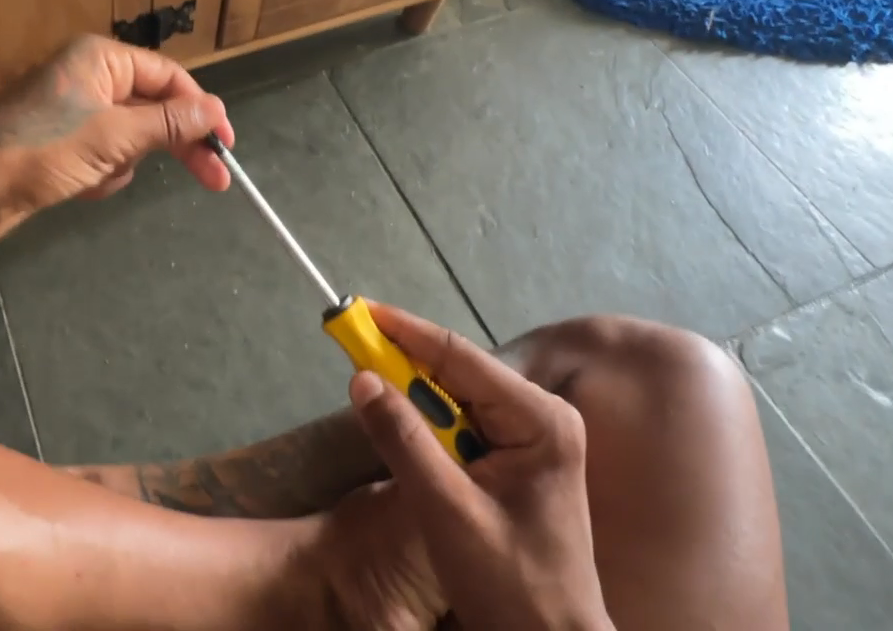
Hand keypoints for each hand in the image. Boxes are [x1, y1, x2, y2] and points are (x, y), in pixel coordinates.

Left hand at [0, 34, 232, 238]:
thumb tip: (217, 111)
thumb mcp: (115, 137)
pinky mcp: (63, 142)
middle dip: (176, 145)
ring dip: (123, 163)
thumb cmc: (43, 151)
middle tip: (216, 179)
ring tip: (95, 176)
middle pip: (154, 108)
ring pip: (131, 138)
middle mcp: (89, 77)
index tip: (226, 143)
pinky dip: (101, 175)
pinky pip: (105, 156)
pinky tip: (78, 186)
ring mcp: (75, 111)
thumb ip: (170, 124)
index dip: (202, 109)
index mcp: (100, 59)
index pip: (168, 77)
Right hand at [348, 304, 611, 630]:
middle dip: (402, 358)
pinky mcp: (514, 455)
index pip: (459, 357)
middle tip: (351, 342)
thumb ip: (403, 440)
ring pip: (454, 393)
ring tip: (366, 371)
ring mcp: (529, 434)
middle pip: (456, 370)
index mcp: (540, 419)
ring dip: (409, 388)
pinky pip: (458, 419)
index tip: (358, 310)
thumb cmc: (509, 583)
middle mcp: (540, 414)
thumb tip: (360, 378)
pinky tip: (396, 414)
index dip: (404, 331)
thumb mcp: (447, 510)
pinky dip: (422, 416)